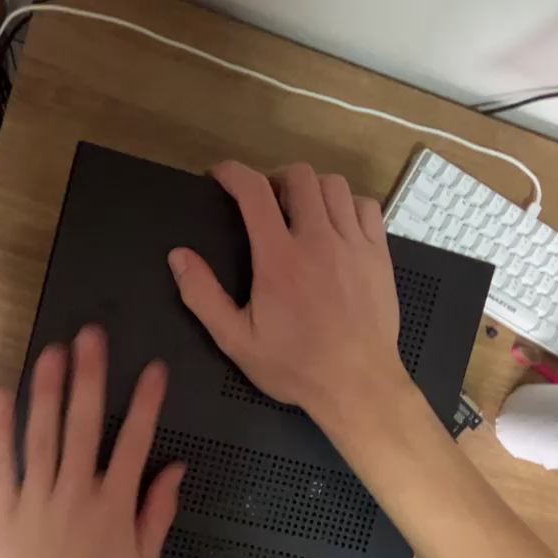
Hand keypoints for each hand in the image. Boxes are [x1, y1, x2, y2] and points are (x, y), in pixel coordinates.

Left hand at [0, 325, 185, 557]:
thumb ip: (159, 511)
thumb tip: (176, 466)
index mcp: (115, 506)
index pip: (135, 443)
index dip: (146, 402)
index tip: (153, 368)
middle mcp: (77, 493)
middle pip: (83, 425)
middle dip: (89, 376)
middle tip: (90, 335)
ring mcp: (37, 500)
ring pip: (42, 435)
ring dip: (46, 390)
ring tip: (51, 352)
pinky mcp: (3, 511)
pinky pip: (0, 464)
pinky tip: (1, 395)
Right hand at [168, 161, 406, 423]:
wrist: (356, 384)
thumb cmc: (293, 366)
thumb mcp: (236, 340)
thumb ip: (203, 295)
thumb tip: (178, 256)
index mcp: (279, 258)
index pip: (254, 192)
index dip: (233, 173)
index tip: (221, 175)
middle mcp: (318, 239)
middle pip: (299, 176)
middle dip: (274, 178)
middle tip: (263, 201)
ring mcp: (354, 244)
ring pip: (335, 185)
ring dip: (311, 188)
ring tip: (298, 210)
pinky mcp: (379, 255)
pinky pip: (366, 206)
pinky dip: (347, 204)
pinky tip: (336, 225)